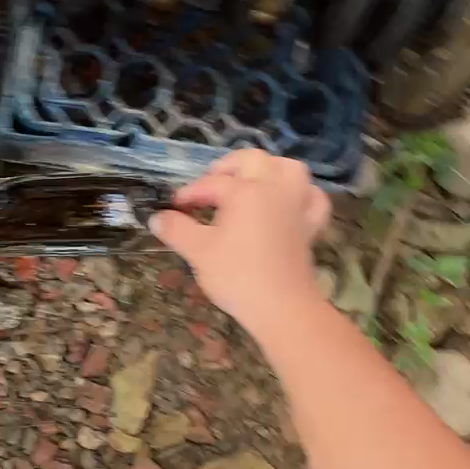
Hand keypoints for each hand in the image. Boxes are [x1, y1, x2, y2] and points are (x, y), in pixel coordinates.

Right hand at [151, 149, 331, 336]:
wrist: (281, 307)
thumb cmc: (237, 276)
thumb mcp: (197, 251)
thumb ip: (176, 229)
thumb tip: (157, 218)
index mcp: (246, 192)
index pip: (211, 184)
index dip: (189, 193)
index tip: (175, 206)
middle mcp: (274, 189)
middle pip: (253, 161)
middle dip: (228, 167)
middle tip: (210, 184)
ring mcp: (297, 206)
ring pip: (289, 169)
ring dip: (268, 169)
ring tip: (250, 183)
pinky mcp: (310, 226)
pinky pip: (312, 197)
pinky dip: (300, 193)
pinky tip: (287, 201)